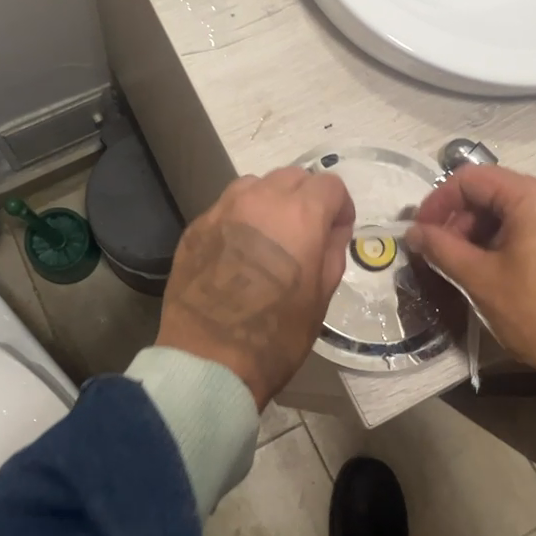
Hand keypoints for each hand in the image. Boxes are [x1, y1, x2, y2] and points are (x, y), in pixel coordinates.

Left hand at [158, 168, 355, 407]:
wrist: (209, 359)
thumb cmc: (276, 335)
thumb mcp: (321, 297)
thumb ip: (332, 251)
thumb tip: (332, 230)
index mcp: (299, 215)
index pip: (329, 185)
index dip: (340, 206)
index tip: (337, 230)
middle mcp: (259, 200)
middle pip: (292, 177)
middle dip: (306, 198)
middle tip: (307, 232)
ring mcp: (222, 210)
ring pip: (255, 185)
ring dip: (270, 201)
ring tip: (271, 236)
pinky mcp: (195, 227)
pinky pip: (225, 207)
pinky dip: (240, 217)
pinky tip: (239, 250)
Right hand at [405, 166, 535, 388]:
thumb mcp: (480, 280)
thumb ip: (441, 248)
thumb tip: (414, 232)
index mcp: (534, 196)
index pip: (471, 179)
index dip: (438, 202)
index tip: (421, 232)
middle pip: (495, 191)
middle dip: (462, 219)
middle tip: (443, 254)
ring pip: (518, 209)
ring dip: (485, 231)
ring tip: (469, 265)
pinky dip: (513, 238)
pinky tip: (503, 270)